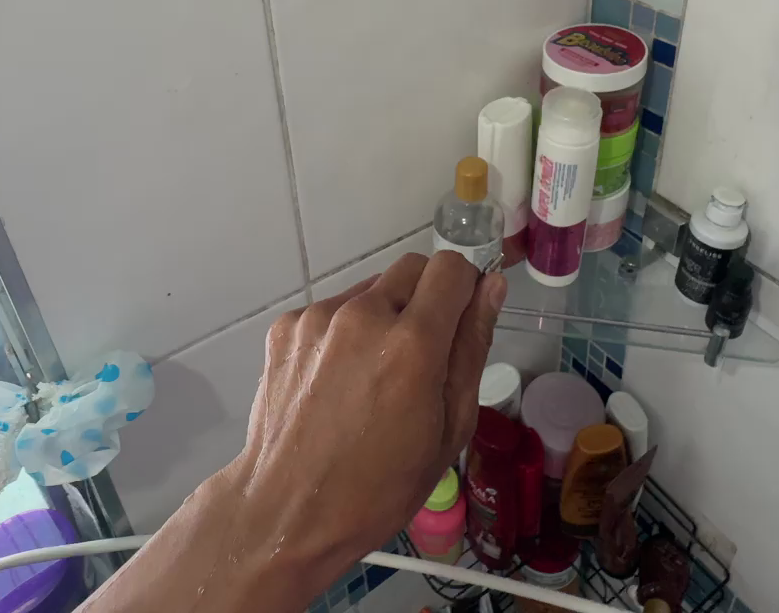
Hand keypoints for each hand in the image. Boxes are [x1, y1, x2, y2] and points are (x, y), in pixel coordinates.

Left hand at [221, 251, 505, 590]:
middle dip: (427, 297)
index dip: (465, 287)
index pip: (451, 267)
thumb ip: (472, 346)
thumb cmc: (380, 486)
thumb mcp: (449, 428)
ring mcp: (319, 316)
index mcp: (412, 342)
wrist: (286, 512)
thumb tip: (492, 285)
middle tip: (419, 354)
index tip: (460, 318)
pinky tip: (334, 380)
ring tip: (370, 375)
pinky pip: (333, 309)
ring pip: (372, 289)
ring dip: (383, 315)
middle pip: (412, 268)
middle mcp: (363, 313)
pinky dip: (343, 331)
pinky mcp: (287, 324)